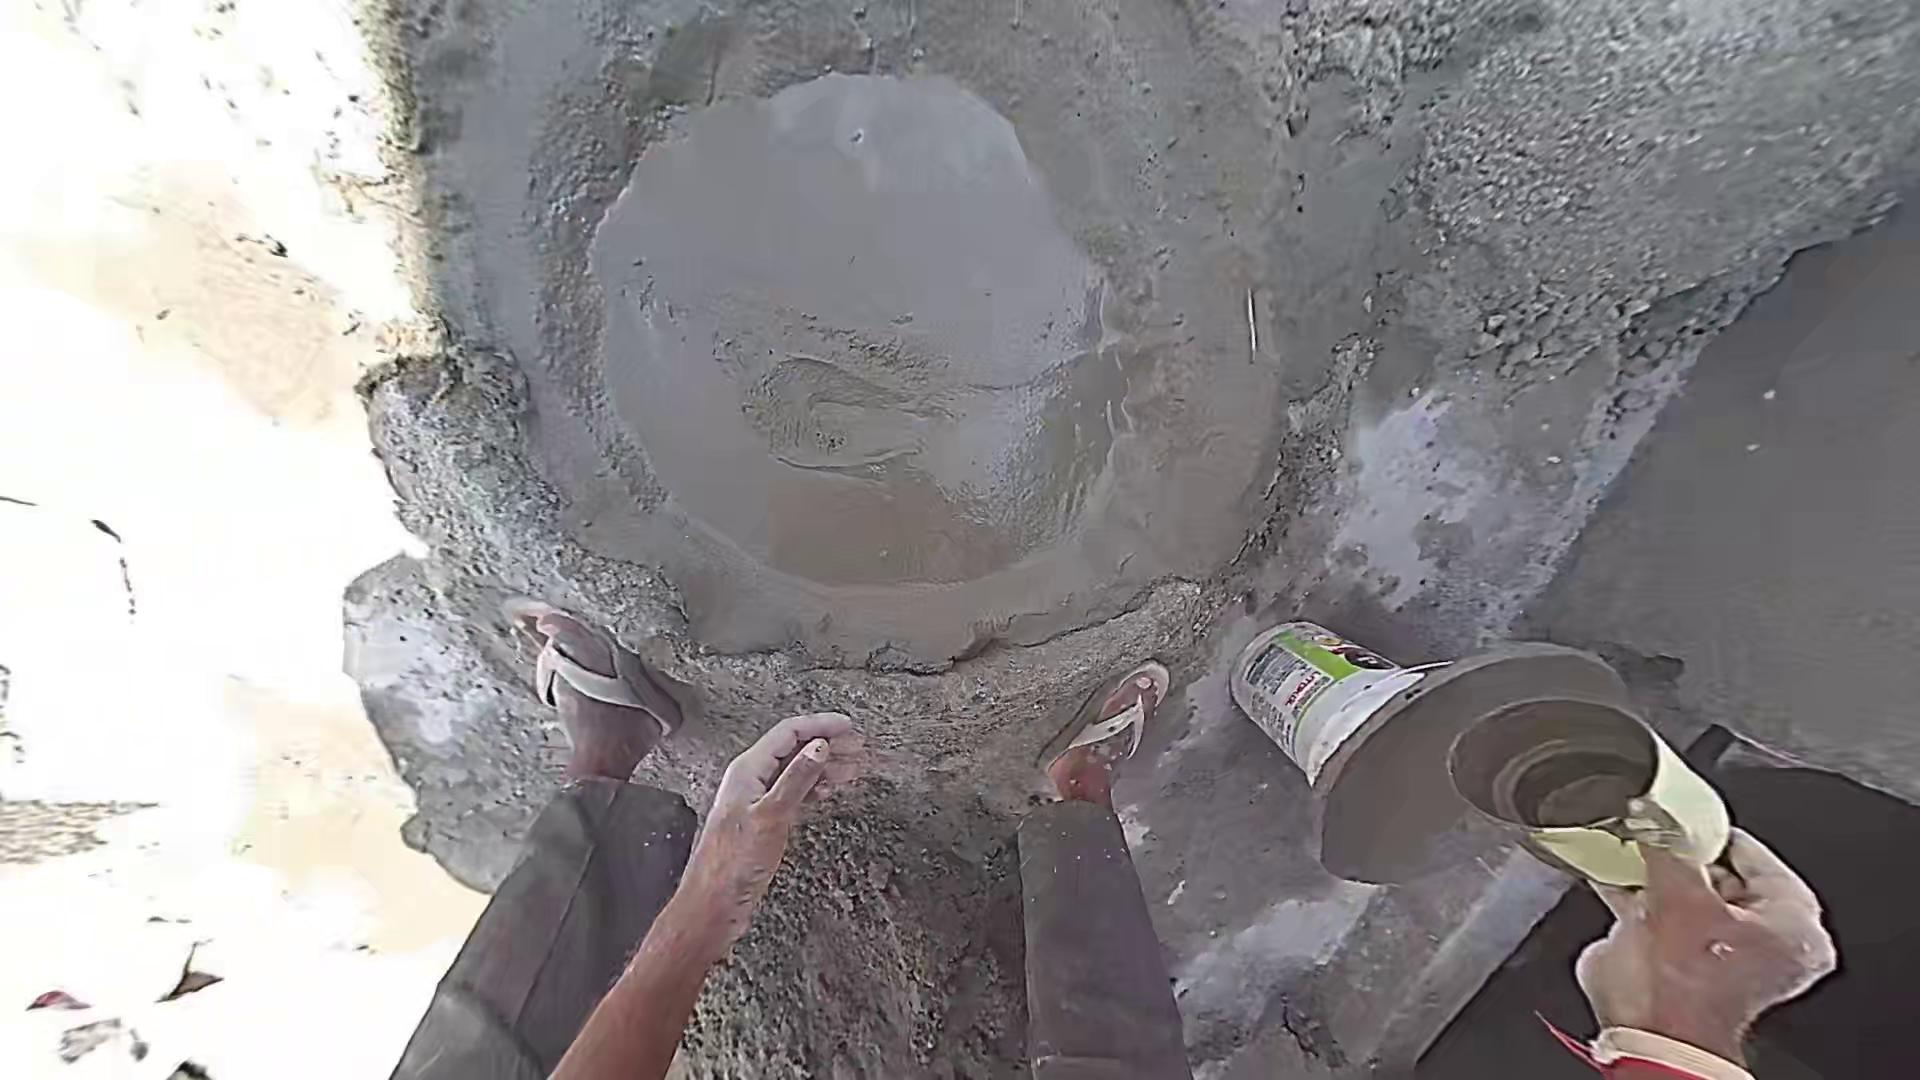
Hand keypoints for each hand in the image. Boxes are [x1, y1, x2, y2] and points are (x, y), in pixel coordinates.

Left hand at [679, 712, 865, 945]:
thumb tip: (820, 746)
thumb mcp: (771, 817)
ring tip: (853, 767)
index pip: (789, 732)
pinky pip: (795, 790)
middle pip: (795, 748)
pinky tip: (829, 790)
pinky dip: (815, 786)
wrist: (714, 907)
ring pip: (798, 769)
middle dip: (828, 744)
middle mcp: (753, 778)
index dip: (820, 725)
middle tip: (857, 746)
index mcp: (748, 770)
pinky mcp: (765, 817)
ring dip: (826, 765)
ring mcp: (758, 798)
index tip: (847, 726)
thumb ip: (796, 778)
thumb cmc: (733, 865)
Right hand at [1575, 828, 1836, 1063]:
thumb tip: (1650, 815)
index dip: (1731, 839)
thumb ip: (1665, 847)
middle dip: (1682, 850)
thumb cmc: (1688, 971)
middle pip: (1724, 878)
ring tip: (1621, 838)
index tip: (1696, 815)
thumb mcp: (1680, 892)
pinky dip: (1627, 881)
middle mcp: (1757, 939)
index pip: (1770, 870)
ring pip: (1683, 888)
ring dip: (1649, 864)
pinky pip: (1651, 901)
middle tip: (1652, 823)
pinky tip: (1601, 864)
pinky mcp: (1671, 944)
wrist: (1647, 1009)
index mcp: (1791, 933)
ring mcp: (1712, 943)